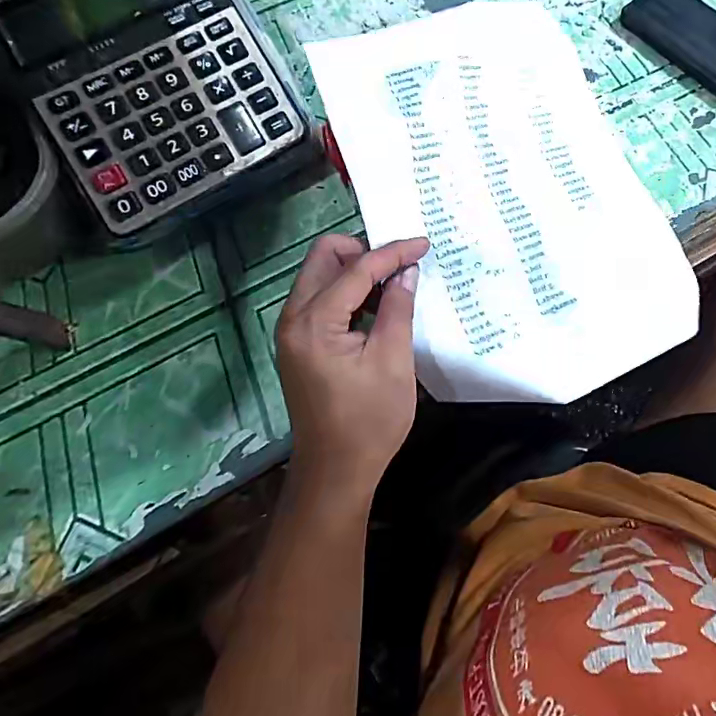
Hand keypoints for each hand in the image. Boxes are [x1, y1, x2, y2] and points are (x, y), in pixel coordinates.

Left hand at [275, 234, 429, 496]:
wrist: (335, 472)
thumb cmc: (369, 420)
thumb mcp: (393, 361)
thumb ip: (398, 308)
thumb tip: (406, 271)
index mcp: (314, 322)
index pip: (355, 269)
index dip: (392, 252)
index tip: (423, 244)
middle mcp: (293, 318)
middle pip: (324, 258)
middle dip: (364, 252)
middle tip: (402, 266)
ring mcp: (292, 331)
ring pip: (321, 275)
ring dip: (357, 272)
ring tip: (395, 287)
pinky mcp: (299, 343)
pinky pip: (321, 299)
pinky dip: (349, 293)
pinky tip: (377, 308)